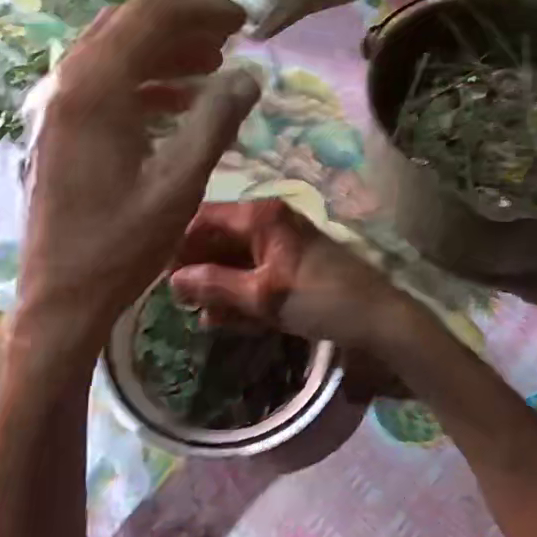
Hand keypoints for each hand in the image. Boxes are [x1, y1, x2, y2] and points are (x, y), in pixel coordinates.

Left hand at [18, 0, 256, 349]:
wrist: (60, 298)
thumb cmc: (120, 247)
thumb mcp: (179, 185)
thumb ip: (215, 122)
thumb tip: (248, 77)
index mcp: (93, 88)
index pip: (150, 14)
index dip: (201, 8)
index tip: (242, 21)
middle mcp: (64, 83)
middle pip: (127, 25)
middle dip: (182, 27)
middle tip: (229, 41)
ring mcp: (52, 106)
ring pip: (111, 53)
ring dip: (161, 54)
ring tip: (210, 69)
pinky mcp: (52, 129)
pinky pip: (99, 85)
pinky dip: (138, 83)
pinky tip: (173, 104)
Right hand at [169, 200, 416, 351]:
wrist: (377, 320)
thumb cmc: (321, 299)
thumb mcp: (263, 296)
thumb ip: (215, 286)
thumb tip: (173, 280)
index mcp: (261, 216)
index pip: (203, 219)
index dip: (178, 244)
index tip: (158, 272)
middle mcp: (267, 222)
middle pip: (216, 241)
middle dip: (197, 272)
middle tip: (178, 301)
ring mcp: (278, 245)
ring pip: (232, 263)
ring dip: (216, 290)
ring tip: (201, 317)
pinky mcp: (287, 267)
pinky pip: (251, 276)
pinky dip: (237, 296)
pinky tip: (224, 321)